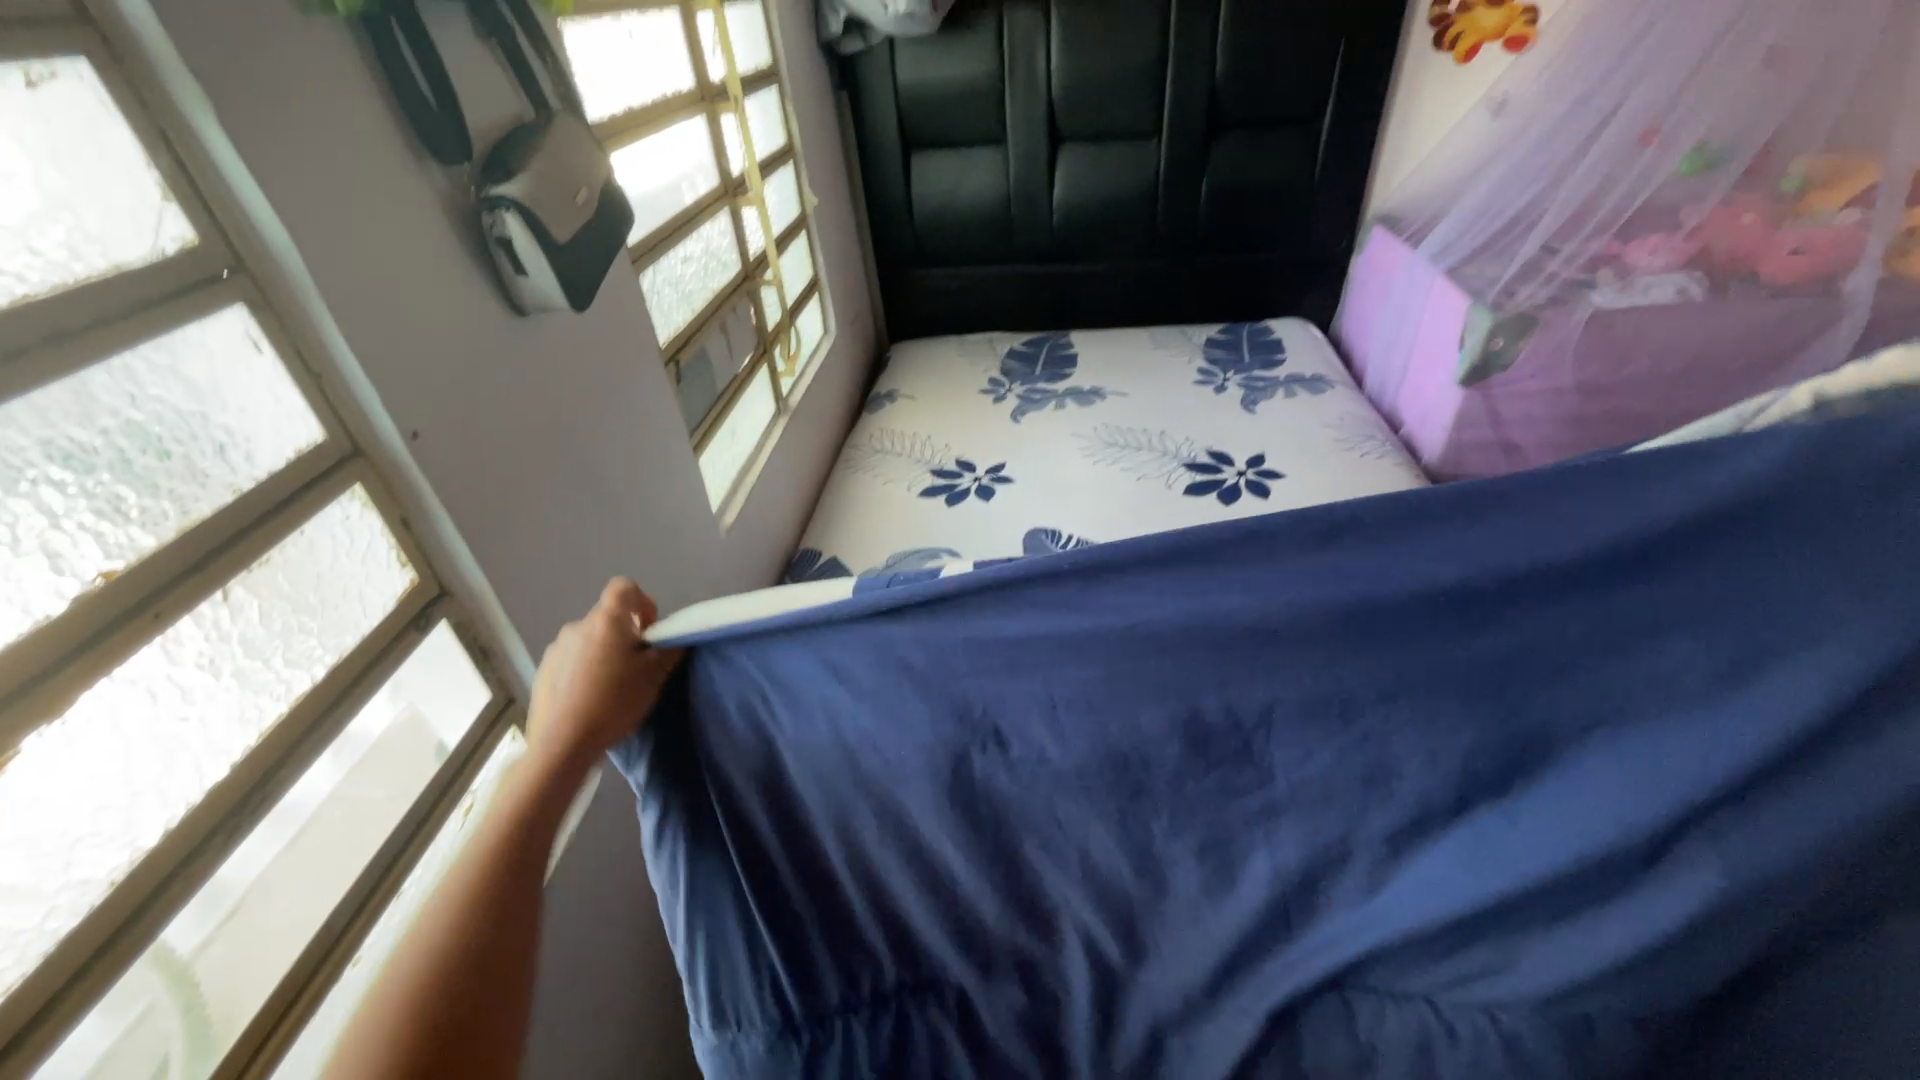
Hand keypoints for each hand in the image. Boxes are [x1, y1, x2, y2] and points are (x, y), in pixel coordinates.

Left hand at [526, 578, 683, 771]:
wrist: (562, 742)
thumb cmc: (615, 702)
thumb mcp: (654, 676)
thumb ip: (669, 649)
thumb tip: (674, 637)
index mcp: (607, 621)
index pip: (624, 587)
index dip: (642, 602)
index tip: (649, 631)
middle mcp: (578, 626)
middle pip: (608, 617)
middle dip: (625, 634)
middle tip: (637, 666)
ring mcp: (556, 648)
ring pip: (589, 640)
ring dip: (603, 652)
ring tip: (611, 687)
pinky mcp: (543, 670)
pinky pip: (571, 659)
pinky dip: (584, 669)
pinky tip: (588, 698)